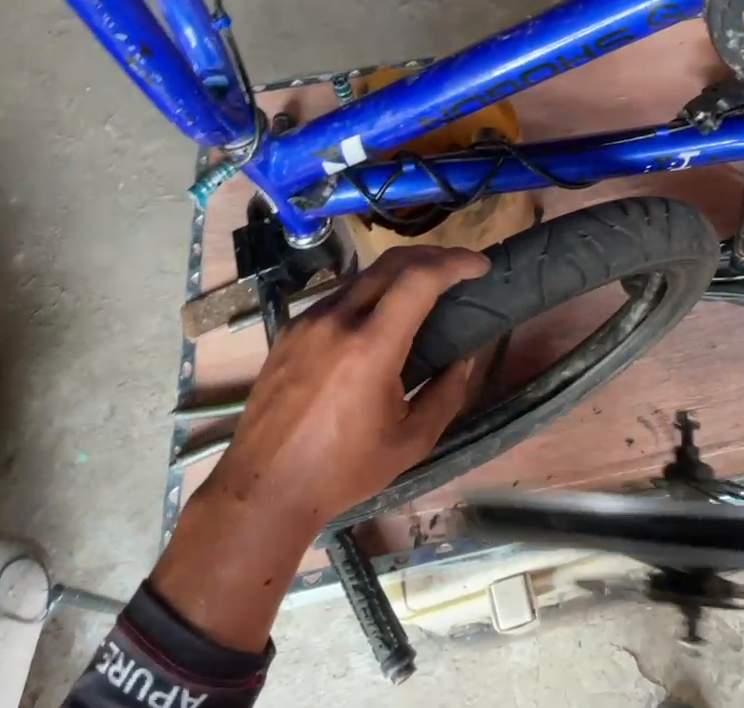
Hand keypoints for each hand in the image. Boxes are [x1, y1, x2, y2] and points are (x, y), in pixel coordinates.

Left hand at [208, 244, 489, 528]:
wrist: (264, 486)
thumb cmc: (342, 470)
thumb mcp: (410, 442)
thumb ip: (446, 394)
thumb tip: (464, 359)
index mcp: (370, 348)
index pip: (419, 279)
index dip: (455, 263)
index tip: (479, 266)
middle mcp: (337, 321)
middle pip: (392, 262)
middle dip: (433, 256)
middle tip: (459, 269)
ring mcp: (308, 321)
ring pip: (363, 276)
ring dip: (400, 272)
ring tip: (424, 290)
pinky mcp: (290, 329)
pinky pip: (338, 296)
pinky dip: (370, 293)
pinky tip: (380, 317)